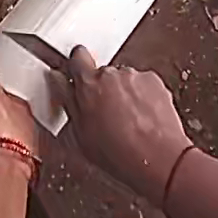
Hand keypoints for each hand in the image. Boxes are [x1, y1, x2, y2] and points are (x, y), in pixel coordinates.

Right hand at [48, 46, 193, 202]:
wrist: (159, 160)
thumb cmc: (120, 153)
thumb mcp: (80, 135)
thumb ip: (67, 101)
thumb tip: (58, 82)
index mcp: (87, 84)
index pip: (76, 57)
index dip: (77, 66)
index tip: (78, 75)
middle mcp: (109, 74)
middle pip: (102, 73)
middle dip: (103, 88)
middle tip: (106, 114)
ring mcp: (132, 76)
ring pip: (123, 79)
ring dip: (124, 93)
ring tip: (129, 122)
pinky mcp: (153, 80)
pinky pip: (142, 84)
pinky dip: (143, 96)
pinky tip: (143, 119)